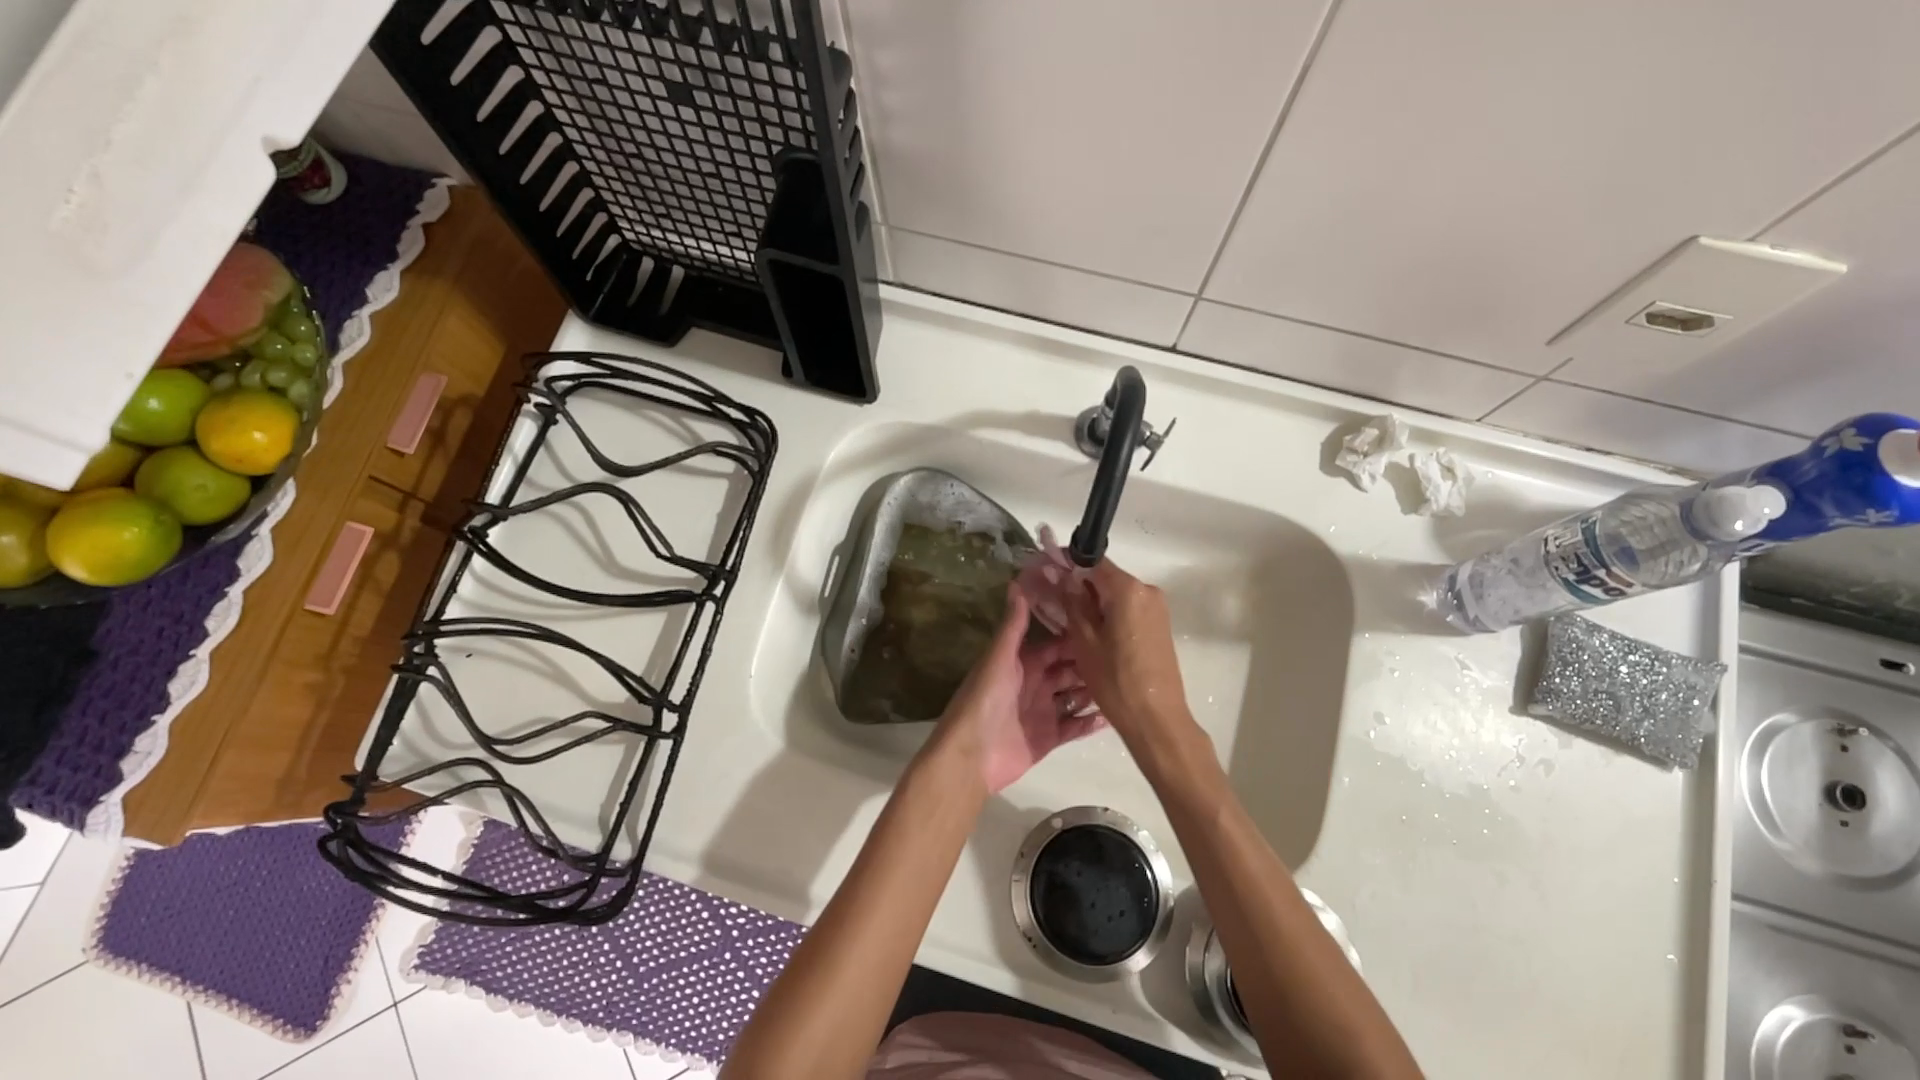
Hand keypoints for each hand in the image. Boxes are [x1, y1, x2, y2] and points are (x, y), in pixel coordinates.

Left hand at [930, 584, 1106, 793]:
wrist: (972, 755)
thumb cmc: (984, 700)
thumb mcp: (999, 658)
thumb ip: (1013, 625)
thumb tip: (1018, 582)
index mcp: (1022, 663)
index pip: (1055, 645)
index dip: (1077, 637)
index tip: (1106, 626)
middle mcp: (1034, 684)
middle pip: (1069, 671)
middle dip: (1092, 664)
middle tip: (1124, 656)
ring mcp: (1043, 712)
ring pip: (1075, 697)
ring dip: (1096, 691)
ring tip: (1127, 682)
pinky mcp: (1048, 738)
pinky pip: (1075, 726)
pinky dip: (1092, 721)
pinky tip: (1116, 714)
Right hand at [1062, 559, 1194, 743]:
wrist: (1156, 718)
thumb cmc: (1115, 680)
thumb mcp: (1084, 640)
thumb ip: (1072, 601)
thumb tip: (1059, 573)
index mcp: (1129, 589)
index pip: (1093, 561)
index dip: (1068, 564)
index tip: (1046, 571)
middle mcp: (1147, 590)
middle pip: (1106, 577)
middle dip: (1079, 585)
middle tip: (1052, 601)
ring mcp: (1157, 608)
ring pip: (1117, 595)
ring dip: (1094, 602)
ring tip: (1069, 622)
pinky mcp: (1159, 625)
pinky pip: (1129, 609)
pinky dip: (1109, 614)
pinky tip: (1093, 634)